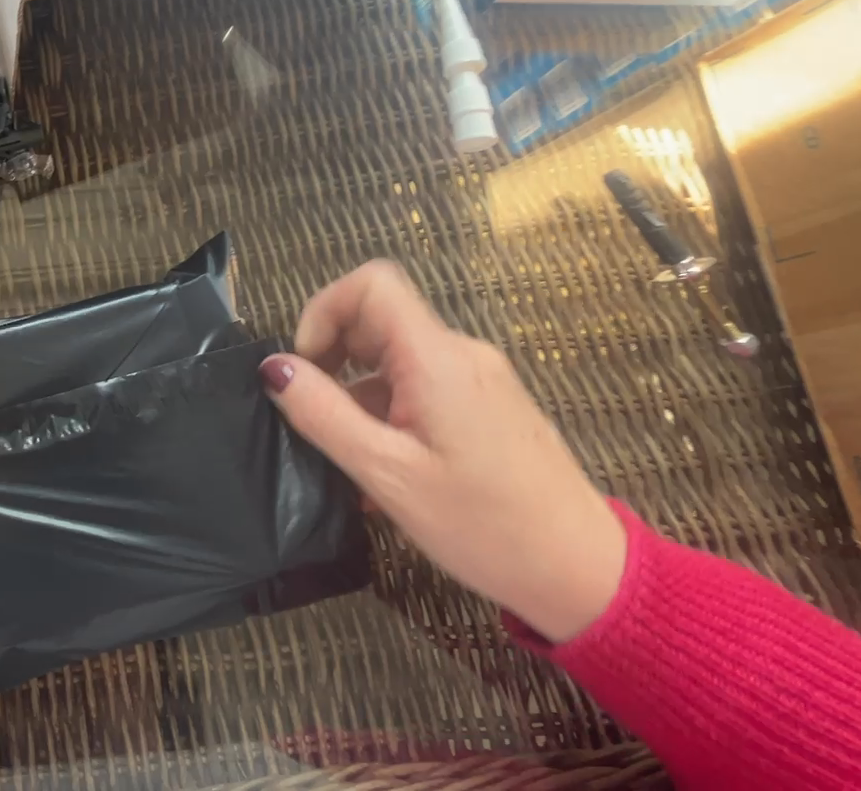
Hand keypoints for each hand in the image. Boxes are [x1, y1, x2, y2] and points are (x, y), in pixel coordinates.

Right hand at [260, 262, 626, 643]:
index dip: (323, 310)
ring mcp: (477, 378)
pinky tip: (382, 464)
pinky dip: (384, 409)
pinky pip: (417, 384)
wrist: (586, 576)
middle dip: (331, 356)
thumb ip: (323, 414)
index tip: (306, 366)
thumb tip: (274, 367)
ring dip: (354, 390)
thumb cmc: (485, 525)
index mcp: (437, 359)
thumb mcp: (387, 473)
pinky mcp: (485, 405)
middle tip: (315, 414)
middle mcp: (460, 354)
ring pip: (392, 356)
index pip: (371, 284)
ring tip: (348, 452)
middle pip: (377, 318)